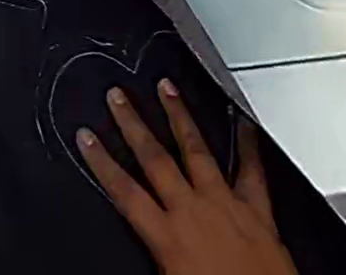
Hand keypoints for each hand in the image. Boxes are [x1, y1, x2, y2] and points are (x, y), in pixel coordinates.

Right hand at [77, 81, 296, 274]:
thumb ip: (155, 260)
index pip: (125, 192)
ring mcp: (225, 205)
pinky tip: (245, 121)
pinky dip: (249, 145)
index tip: (86, 137)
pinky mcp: (258, 212)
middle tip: (117, 96)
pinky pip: (252, 171)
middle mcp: (193, 212)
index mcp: (169, 239)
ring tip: (166, 88)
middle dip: (132, 124)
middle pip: (155, 158)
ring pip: (196, 150)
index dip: (102, 163)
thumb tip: (139, 252)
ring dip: (178, 116)